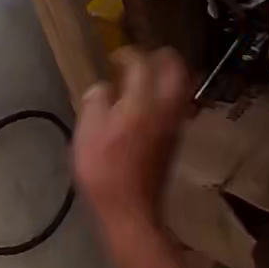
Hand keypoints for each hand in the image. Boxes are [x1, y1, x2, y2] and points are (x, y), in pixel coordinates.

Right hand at [72, 47, 191, 246]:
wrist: (131, 213)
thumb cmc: (104, 172)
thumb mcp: (86, 134)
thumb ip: (95, 102)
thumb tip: (102, 88)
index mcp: (141, 103)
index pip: (141, 64)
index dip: (127, 54)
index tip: (115, 56)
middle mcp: (165, 109)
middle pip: (175, 69)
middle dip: (161, 57)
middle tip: (142, 58)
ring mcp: (175, 124)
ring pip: (182, 87)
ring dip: (168, 74)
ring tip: (148, 76)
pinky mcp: (176, 139)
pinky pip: (179, 103)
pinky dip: (169, 93)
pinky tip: (151, 102)